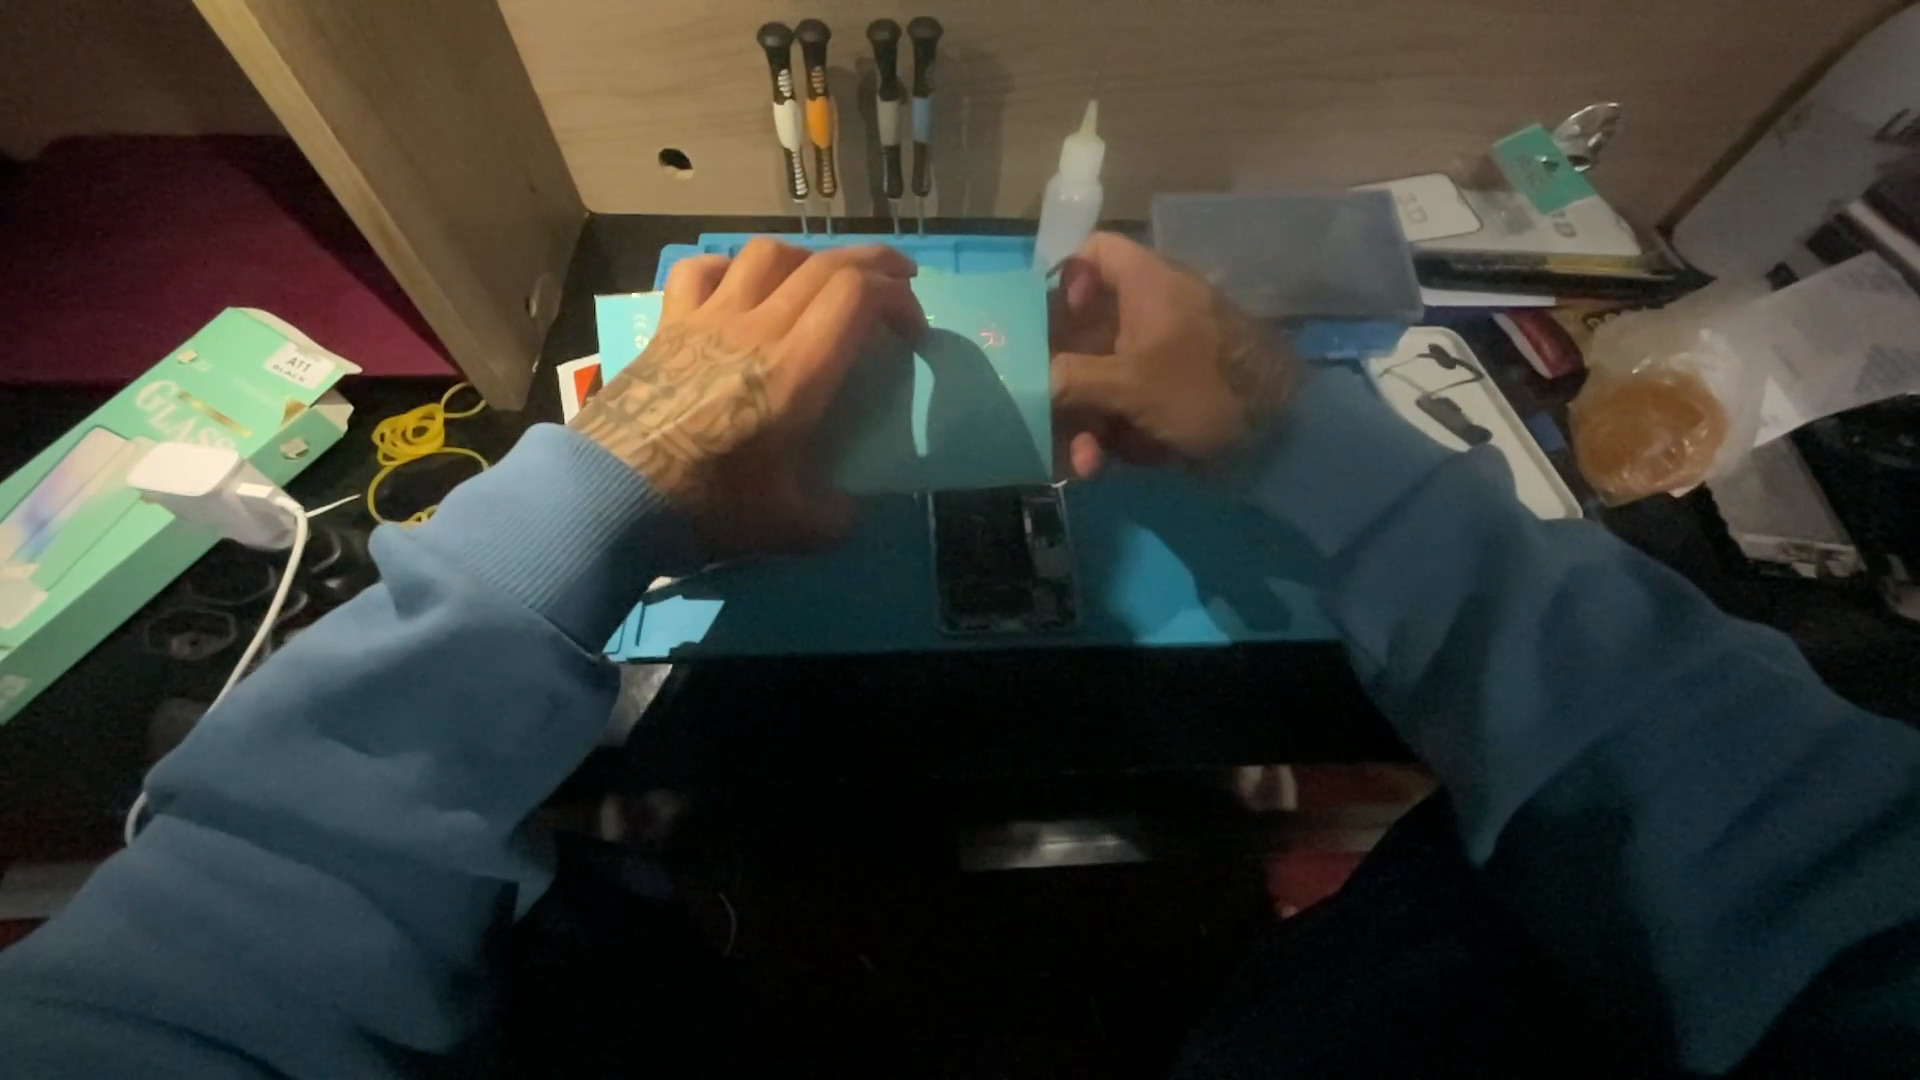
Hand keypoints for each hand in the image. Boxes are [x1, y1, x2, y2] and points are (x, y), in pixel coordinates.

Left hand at [569, 238, 924, 555]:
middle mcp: (758, 328)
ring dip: (810, 260)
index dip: (899, 299)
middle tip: (901, 281)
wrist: (608, 498)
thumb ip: (835, 518)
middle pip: (825, 264)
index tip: (913, 333)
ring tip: (825, 283)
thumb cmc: (707, 507)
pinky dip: (733, 269)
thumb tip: (851, 511)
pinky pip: (703, 270)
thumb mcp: (791, 528)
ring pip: (768, 254)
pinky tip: (742, 290)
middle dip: (875, 264)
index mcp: (797, 371)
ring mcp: (708, 318)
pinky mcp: (670, 324)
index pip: (858, 296)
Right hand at [1050, 233, 1297, 478]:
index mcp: (1144, 285)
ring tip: (1080, 461)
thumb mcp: (1131, 384)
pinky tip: (1098, 465)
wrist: (1279, 434)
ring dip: (1081, 421)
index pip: (1093, 252)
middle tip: (1041, 409)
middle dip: (1059, 379)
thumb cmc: (1204, 388)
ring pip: (1097, 378)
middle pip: (1081, 330)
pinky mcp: (1164, 393)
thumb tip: (1027, 382)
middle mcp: (1146, 313)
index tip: (1044, 321)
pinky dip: (1107, 433)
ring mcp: (1156, 355)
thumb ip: (1072, 380)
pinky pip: (1121, 405)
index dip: (1064, 278)